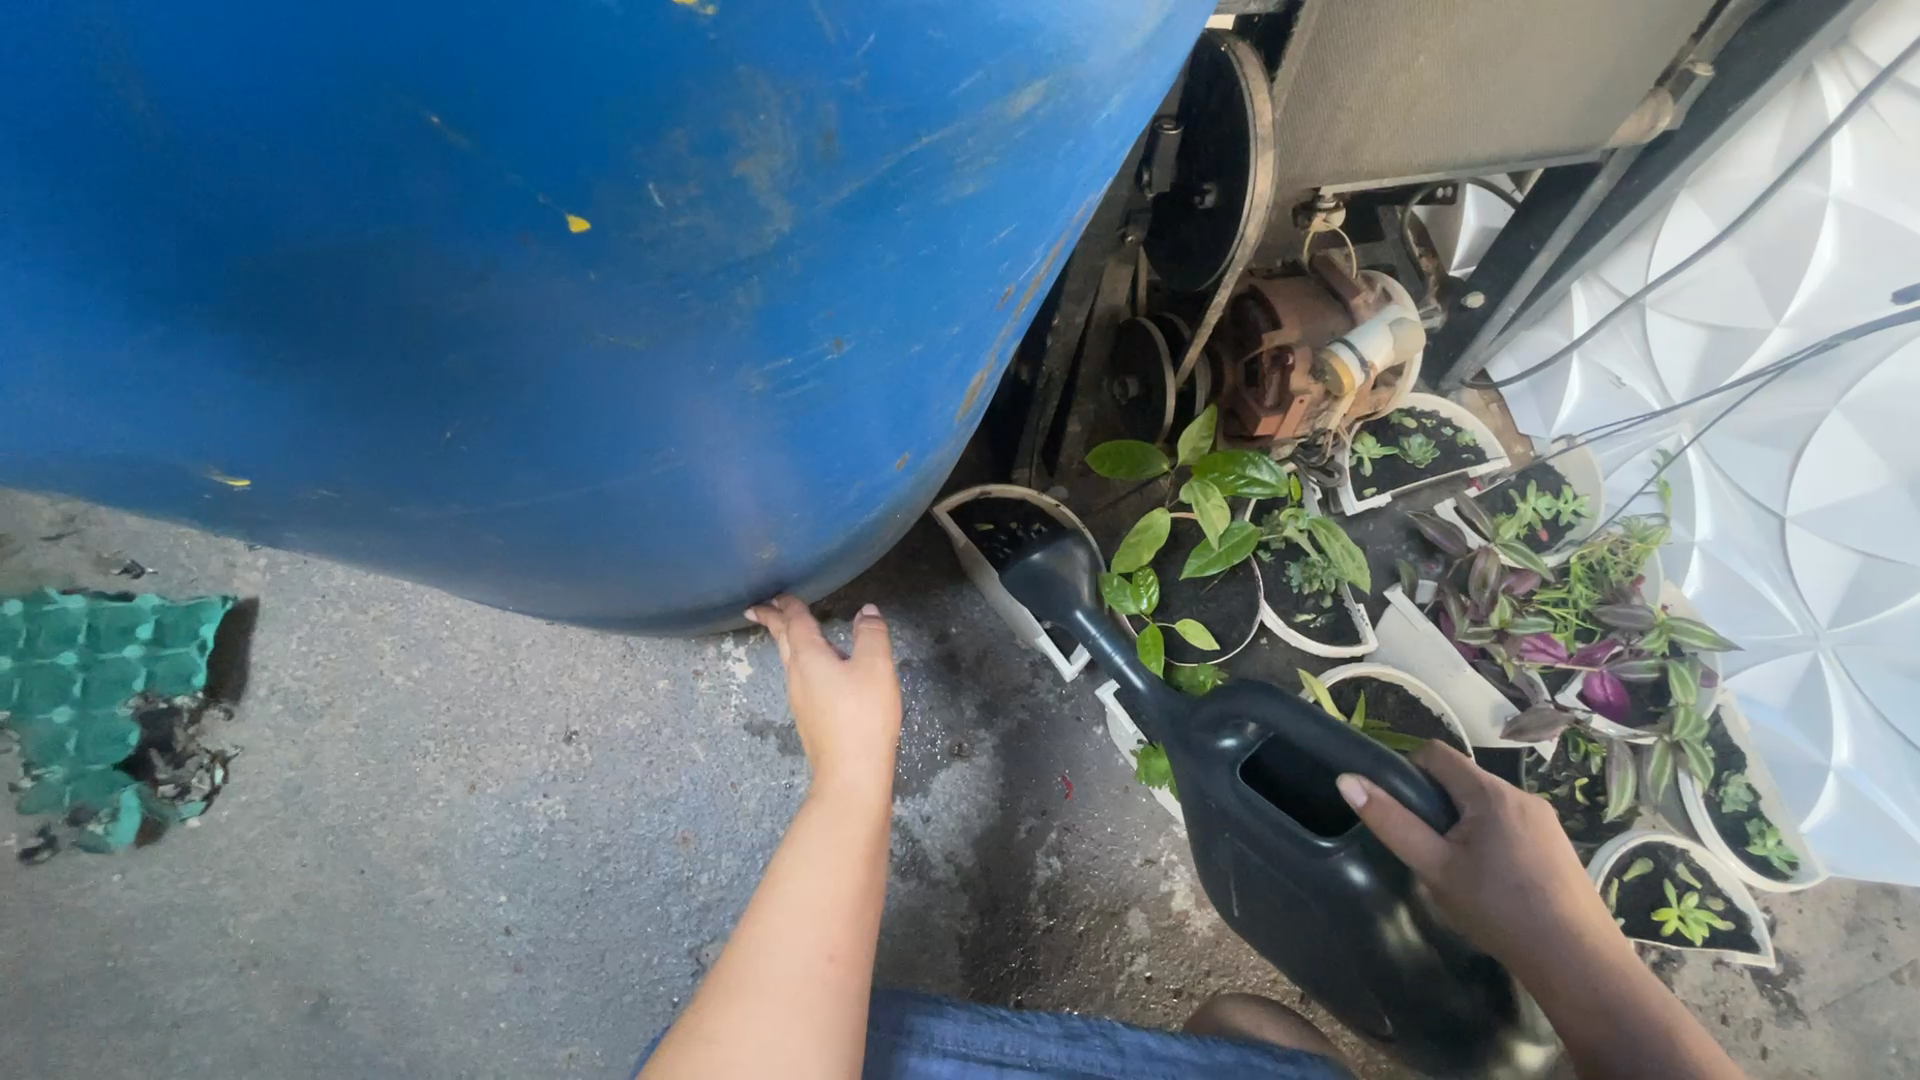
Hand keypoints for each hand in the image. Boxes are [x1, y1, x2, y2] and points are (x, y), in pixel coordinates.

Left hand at [745, 596, 901, 805]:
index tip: (778, 594)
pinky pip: (800, 677)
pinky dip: (801, 660)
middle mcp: (797, 675)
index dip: (788, 604)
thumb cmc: (863, 714)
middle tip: (760, 607)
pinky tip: (817, 669)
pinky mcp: (809, 717)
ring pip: (789, 660)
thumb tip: (866, 611)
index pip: (794, 622)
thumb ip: (872, 634)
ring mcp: (800, 699)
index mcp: (809, 657)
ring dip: (786, 640)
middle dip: (772, 620)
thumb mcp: (876, 667)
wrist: (851, 772)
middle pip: (782, 640)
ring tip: (789, 631)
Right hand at [1336, 742, 1618, 973]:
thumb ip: (1390, 821)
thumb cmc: (1500, 911)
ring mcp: (1545, 820)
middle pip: (1460, 778)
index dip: (1407, 771)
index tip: (1400, 810)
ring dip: (1461, 822)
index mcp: (1490, 793)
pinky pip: (1508, 822)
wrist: (1581, 966)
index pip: (1435, 753)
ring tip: (1455, 867)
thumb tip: (1346, 779)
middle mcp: (1521, 796)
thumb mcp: (1434, 867)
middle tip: (1425, 847)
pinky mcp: (1557, 845)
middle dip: (1434, 803)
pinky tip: (1489, 879)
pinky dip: (1487, 836)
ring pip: (1484, 802)